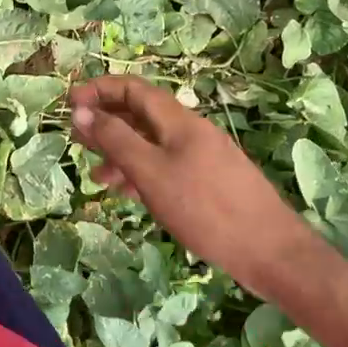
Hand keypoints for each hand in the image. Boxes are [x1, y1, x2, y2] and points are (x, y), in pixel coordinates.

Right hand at [69, 75, 316, 293]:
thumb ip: (114, 138)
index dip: (98, 90)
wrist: (277, 258)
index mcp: (180, 122)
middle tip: (78, 141)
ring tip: (97, 176)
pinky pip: (167, 165)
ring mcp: (205, 158)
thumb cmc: (207, 210)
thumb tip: (81, 111)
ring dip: (120, 152)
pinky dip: (142, 172)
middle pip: (140, 114)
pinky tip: (129, 194)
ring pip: (152, 143)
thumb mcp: (150, 172)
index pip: (132, 88)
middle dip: (106, 123)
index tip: (70, 106)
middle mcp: (192, 133)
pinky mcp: (212, 183)